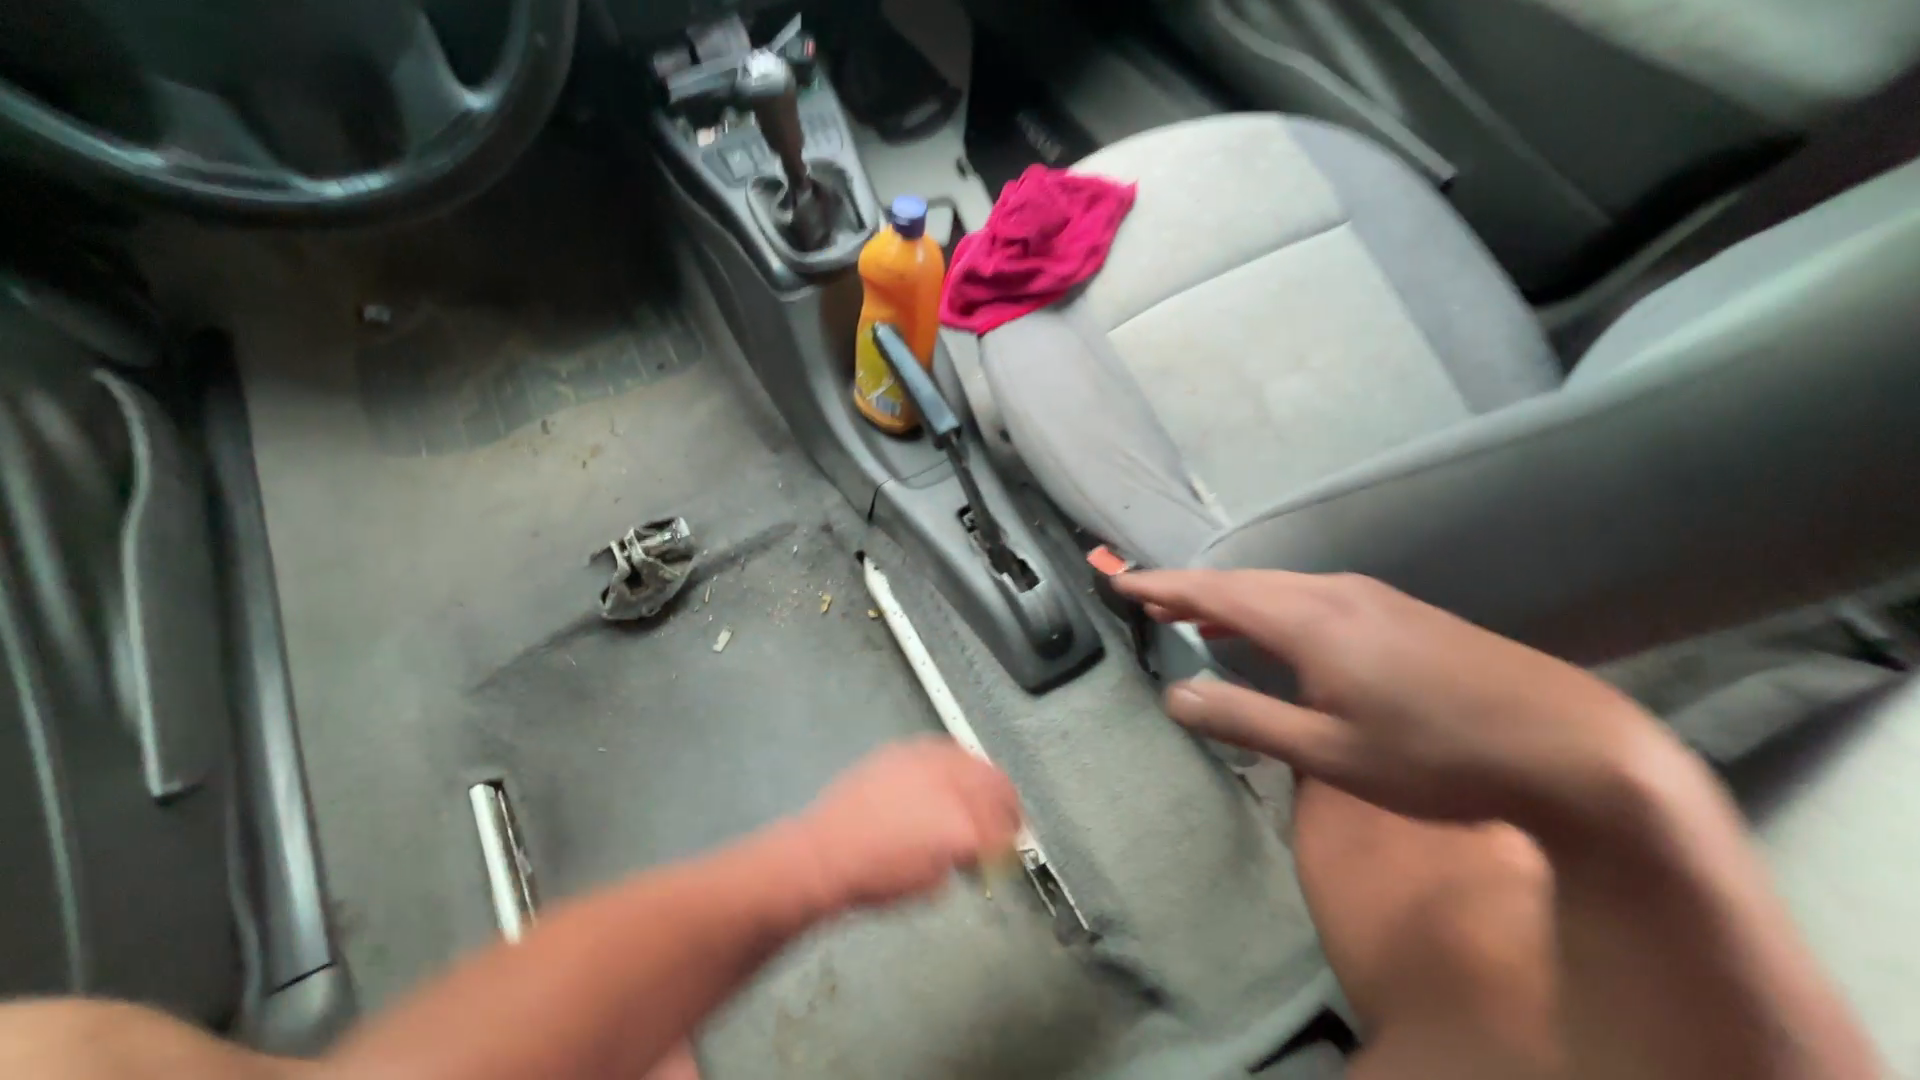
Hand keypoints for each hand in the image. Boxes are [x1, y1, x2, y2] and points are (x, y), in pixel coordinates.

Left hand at [795, 737, 1022, 909]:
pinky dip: (957, 763)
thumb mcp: (932, 881)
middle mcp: (949, 785)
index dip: (1012, 840)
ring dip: (986, 779)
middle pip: (997, 785)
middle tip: (1010, 819)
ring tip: (986, 794)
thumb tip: (974, 849)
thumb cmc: (875, 878)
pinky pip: (944, 749)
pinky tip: (954, 775)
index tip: (1011, 845)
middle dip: (1008, 804)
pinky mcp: (904, 751)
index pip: (1004, 828)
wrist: (825, 854)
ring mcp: (925, 762)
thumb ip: (963, 858)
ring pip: (974, 761)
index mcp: (961, 825)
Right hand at [1117, 570, 1685, 831]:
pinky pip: (1313, 597)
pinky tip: (1273, 634)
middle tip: (1149, 603)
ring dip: (1233, 601)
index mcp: (1311, 620)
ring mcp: (1375, 598)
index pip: (1215, 592)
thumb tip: (1173, 696)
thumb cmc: (1437, 757)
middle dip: (1192, 592)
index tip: (1120, 582)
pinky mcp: (1402, 613)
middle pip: (1246, 582)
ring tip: (1198, 620)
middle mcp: (1337, 593)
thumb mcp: (1329, 754)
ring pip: (1282, 588)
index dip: (1163, 587)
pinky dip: (1272, 609)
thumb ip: (1245, 720)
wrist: (1571, 746)